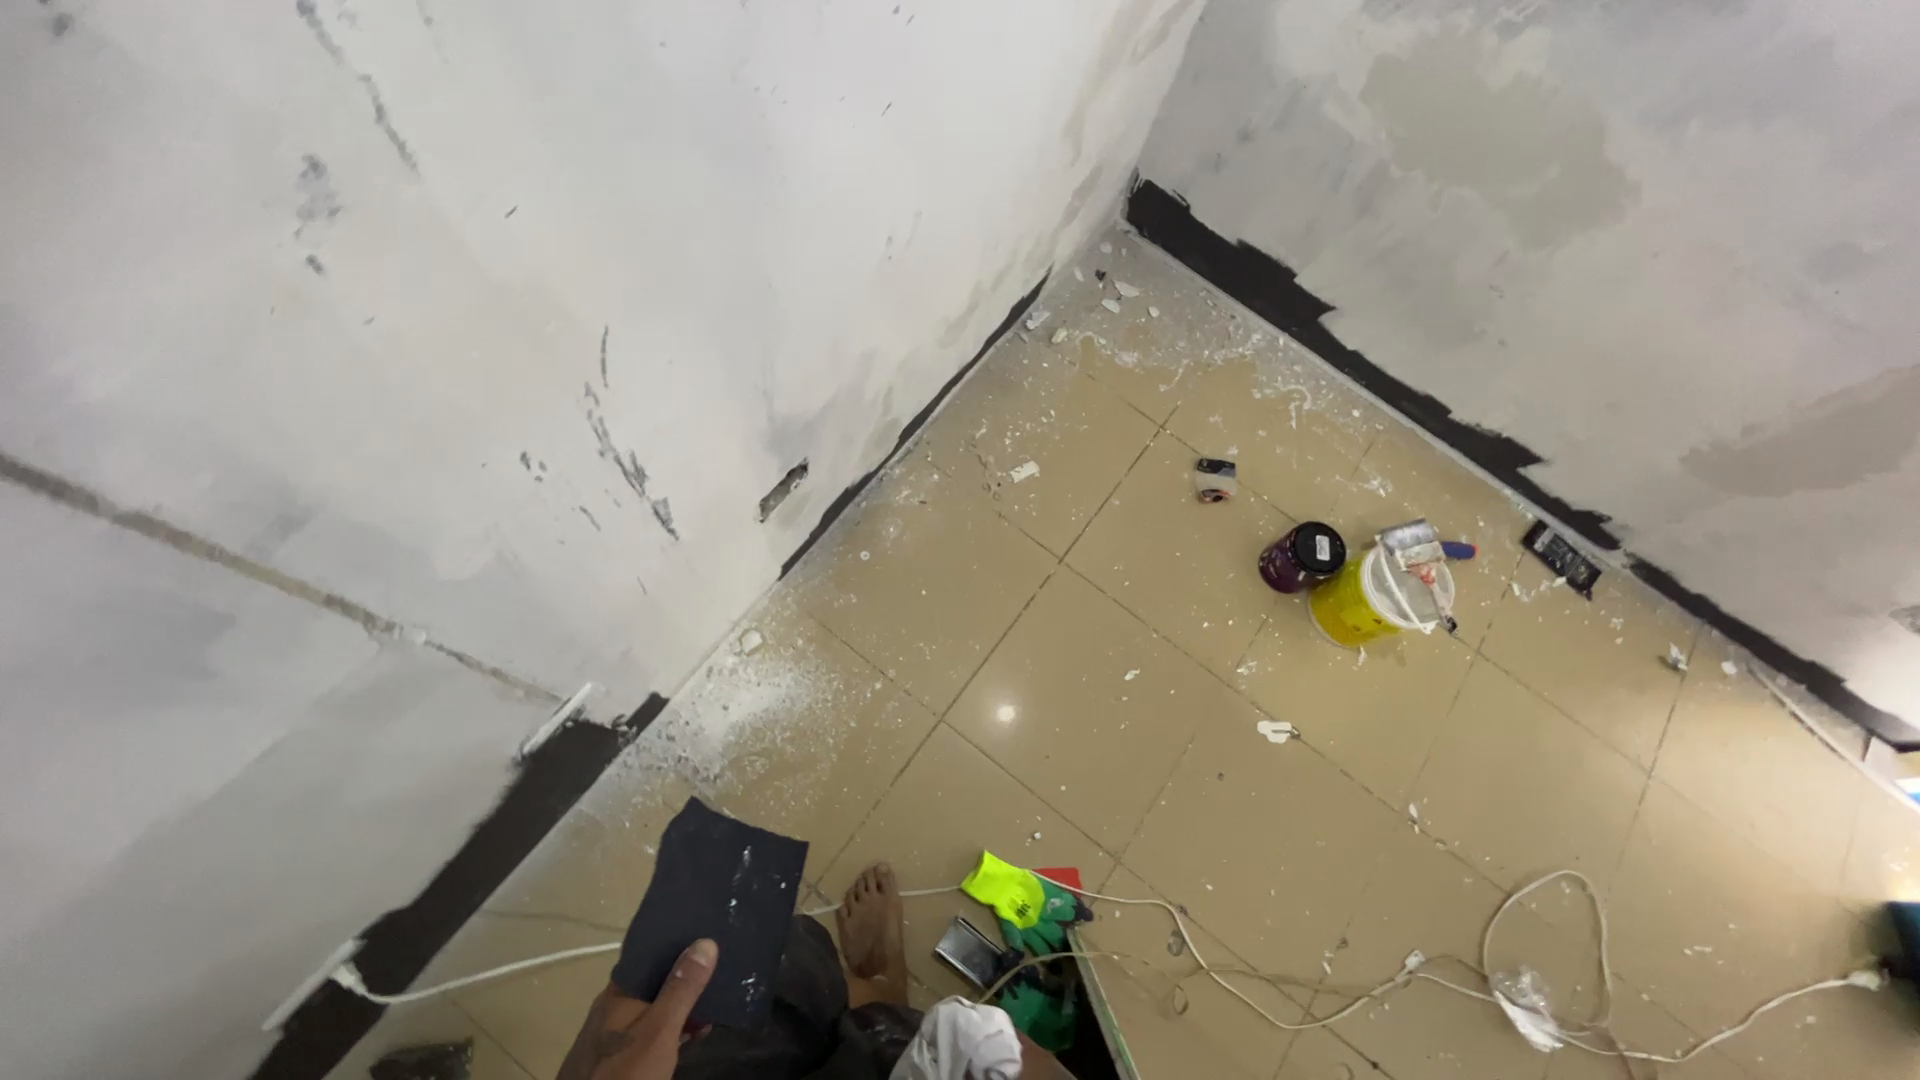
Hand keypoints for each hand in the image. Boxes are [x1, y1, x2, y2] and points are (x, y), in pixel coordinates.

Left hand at [554, 939, 718, 1079]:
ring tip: (715, 1002)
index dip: (678, 943)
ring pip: (655, 1007)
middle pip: (654, 980)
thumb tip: (705, 942)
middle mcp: (612, 1008)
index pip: (649, 953)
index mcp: (618, 993)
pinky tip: (694, 1035)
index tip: (709, 935)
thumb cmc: (625, 1076)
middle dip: (686, 975)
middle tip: (721, 969)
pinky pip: (651, 1031)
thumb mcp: (660, 1030)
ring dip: (682, 1005)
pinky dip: (673, 1028)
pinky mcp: (619, 1058)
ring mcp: (614, 1035)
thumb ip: (681, 988)